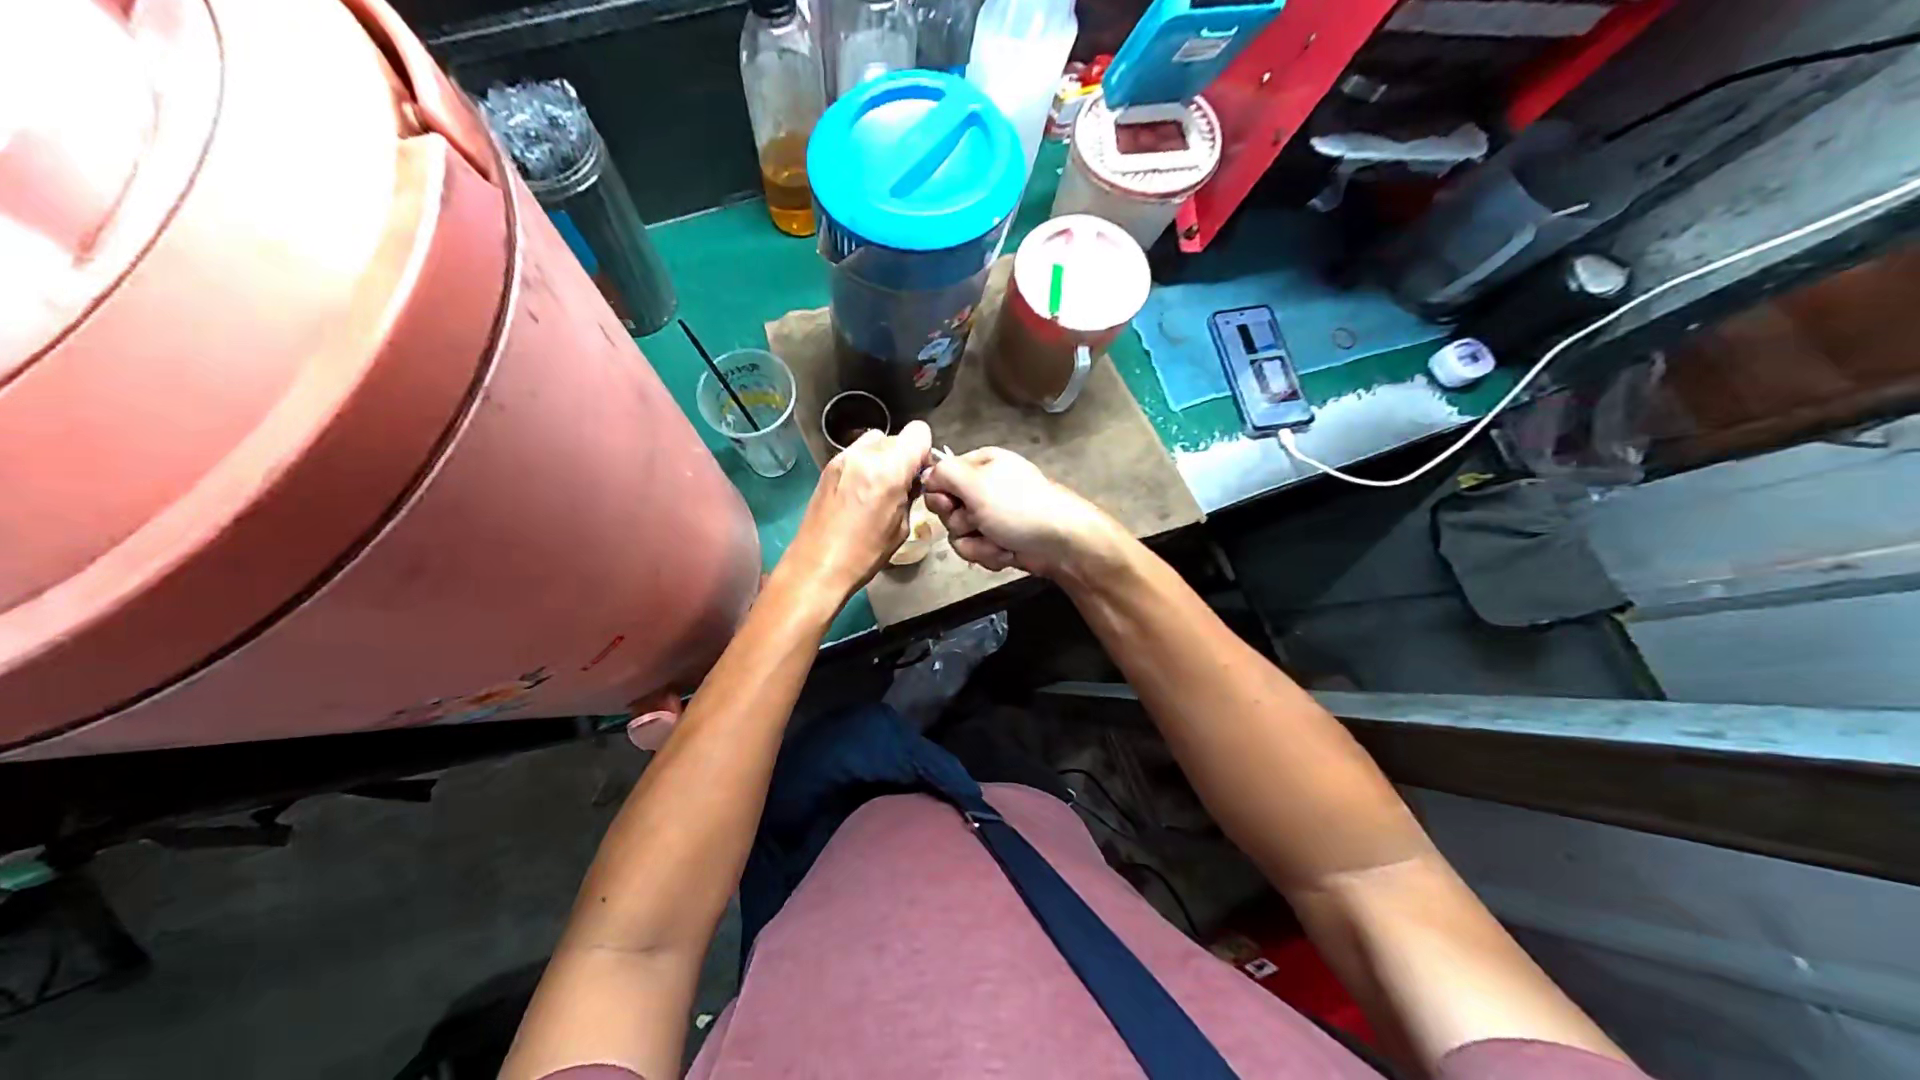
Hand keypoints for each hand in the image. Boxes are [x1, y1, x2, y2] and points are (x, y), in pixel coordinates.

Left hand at [781, 419, 933, 601]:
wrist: (816, 566)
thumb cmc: (863, 554)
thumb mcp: (901, 527)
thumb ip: (910, 495)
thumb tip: (911, 481)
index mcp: (888, 470)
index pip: (918, 433)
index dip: (924, 451)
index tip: (920, 473)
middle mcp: (864, 455)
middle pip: (895, 437)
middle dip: (902, 458)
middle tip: (900, 486)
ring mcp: (842, 459)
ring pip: (874, 443)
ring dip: (882, 460)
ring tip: (879, 489)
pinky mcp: (828, 467)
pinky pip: (856, 455)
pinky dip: (864, 466)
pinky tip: (860, 494)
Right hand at [921, 447, 1124, 578]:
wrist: (1060, 544)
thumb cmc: (1020, 507)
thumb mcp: (976, 482)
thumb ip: (943, 473)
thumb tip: (926, 476)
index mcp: (980, 464)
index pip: (939, 477)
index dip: (940, 493)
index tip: (949, 503)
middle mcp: (983, 488)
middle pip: (946, 509)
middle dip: (961, 522)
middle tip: (980, 522)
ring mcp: (991, 516)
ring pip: (958, 534)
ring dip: (977, 543)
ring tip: (1000, 540)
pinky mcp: (997, 541)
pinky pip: (975, 550)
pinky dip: (989, 554)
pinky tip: (1007, 551)